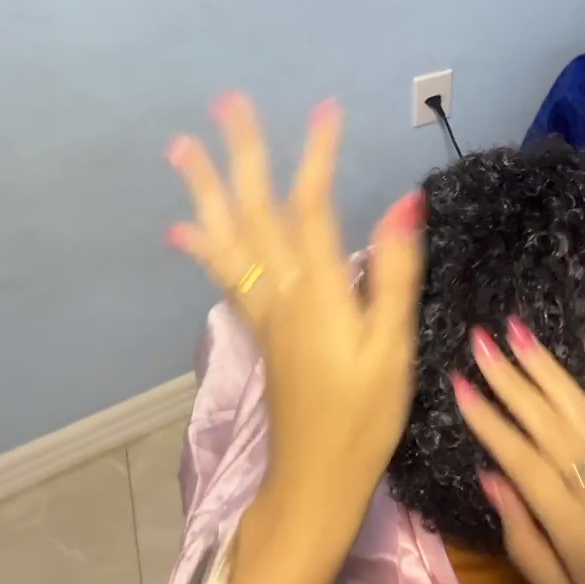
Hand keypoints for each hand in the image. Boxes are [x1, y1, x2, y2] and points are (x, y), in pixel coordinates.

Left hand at [167, 93, 423, 583]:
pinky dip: (202, 244)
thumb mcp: (394, 350)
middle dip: (240, 152)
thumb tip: (403, 204)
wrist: (315, 481)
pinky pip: (222, 274)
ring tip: (181, 146)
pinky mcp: (258, 327)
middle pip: (255, 210)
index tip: (326, 109)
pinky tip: (183, 227)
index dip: (318, 154)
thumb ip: (394, 275)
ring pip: (227, 236)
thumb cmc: (365, 417)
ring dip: (205, 188)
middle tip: (225, 102)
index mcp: (317, 292)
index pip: (312, 206)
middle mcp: (279, 291)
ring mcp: (262, 309)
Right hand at [454, 320, 584, 583]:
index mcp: (576, 530)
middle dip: (510, 379)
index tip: (459, 383)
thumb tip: (489, 477)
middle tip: (480, 340)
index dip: (489, 421)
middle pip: (549, 424)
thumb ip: (525, 541)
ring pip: (584, 408)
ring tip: (518, 330)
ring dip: (548, 366)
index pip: (523, 462)